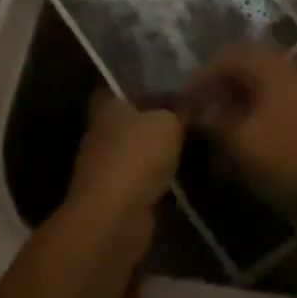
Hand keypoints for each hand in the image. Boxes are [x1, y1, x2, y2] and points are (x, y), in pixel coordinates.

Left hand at [65, 89, 183, 220]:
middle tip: (193, 108)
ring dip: (159, 148)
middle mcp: (102, 130)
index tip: (178, 78)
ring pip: (139, 148)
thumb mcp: (168, 122)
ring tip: (194, 138)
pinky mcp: (116, 195)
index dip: (150, 79)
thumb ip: (179, 109)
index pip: (126, 82)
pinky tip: (184, 171)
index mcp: (107, 103)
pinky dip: (159, 176)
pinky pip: (143, 176)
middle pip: (134, 116)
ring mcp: (106, 164)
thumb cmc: (137, 156)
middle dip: (158, 114)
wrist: (115, 219)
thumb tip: (192, 101)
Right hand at [184, 44, 296, 193]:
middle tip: (200, 110)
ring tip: (217, 124)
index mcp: (268, 64)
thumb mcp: (244, 139)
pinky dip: (252, 108)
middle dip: (218, 85)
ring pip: (258, 82)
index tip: (185, 99)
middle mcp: (284, 65)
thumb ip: (216, 121)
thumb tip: (194, 111)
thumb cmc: (291, 150)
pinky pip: (271, 96)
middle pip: (243, 65)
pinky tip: (243, 133)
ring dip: (235, 98)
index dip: (202, 76)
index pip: (227, 56)